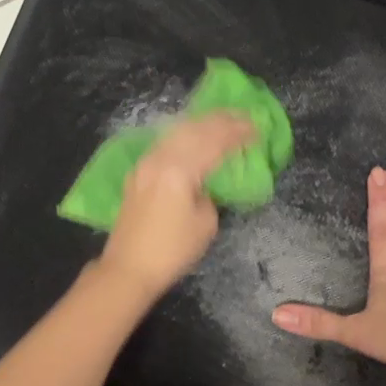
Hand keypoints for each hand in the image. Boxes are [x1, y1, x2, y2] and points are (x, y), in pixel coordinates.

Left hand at [97, 112, 256, 297]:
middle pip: (193, 129)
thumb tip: (205, 183)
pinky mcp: (137, 174)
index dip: (238, 133)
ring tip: (221, 123)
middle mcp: (159, 159)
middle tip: (243, 117)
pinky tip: (193, 139)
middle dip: (220, 121)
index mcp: (179, 170)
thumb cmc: (172, 251)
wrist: (128, 268)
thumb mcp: (205, 223)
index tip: (257, 128)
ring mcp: (144, 165)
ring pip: (175, 133)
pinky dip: (183, 137)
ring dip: (200, 125)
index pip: (214, 141)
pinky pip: (164, 145)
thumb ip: (210, 194)